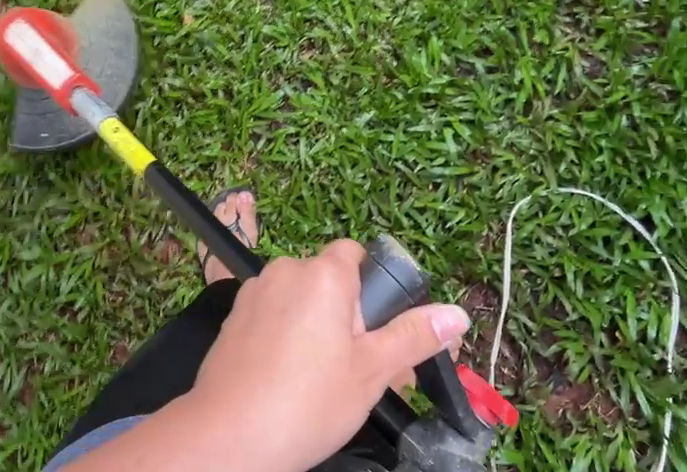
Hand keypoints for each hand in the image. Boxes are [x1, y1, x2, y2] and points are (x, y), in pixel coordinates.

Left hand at [183, 239, 470, 471]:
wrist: (230, 433)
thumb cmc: (309, 401)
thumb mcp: (372, 372)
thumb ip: (413, 337)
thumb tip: (456, 313)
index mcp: (323, 273)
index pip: (354, 253)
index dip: (371, 286)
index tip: (377, 328)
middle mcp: (286, 269)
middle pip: (327, 279)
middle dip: (345, 313)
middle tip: (357, 366)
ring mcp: (254, 291)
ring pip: (298, 298)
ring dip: (314, 324)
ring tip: (322, 379)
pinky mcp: (233, 315)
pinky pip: (271, 314)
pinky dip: (283, 334)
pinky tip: (287, 377)